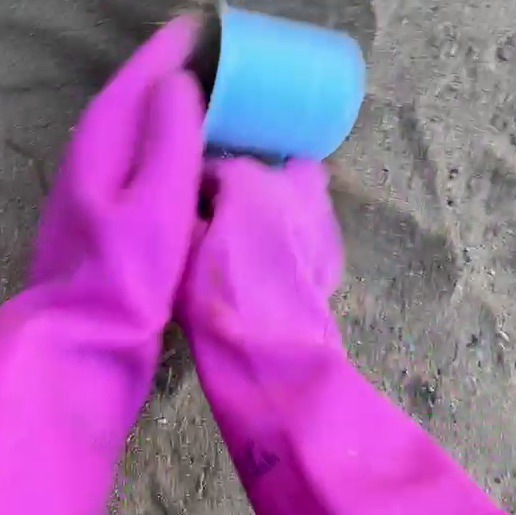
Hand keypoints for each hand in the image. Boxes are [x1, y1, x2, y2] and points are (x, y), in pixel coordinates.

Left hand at [25, 15, 205, 336]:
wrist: (79, 341)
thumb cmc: (123, 274)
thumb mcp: (157, 201)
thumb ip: (169, 137)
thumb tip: (178, 81)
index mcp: (102, 142)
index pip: (138, 76)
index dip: (170, 47)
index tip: (202, 22)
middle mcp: (91, 155)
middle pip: (133, 97)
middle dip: (171, 72)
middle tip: (218, 56)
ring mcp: (92, 187)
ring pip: (136, 130)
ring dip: (169, 109)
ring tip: (213, 96)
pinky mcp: (103, 215)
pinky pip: (140, 161)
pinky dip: (168, 148)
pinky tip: (193, 160)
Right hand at [177, 157, 342, 346]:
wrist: (271, 346)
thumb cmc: (216, 292)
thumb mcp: (181, 248)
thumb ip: (185, 215)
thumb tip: (189, 207)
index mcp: (249, 180)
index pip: (215, 168)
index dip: (196, 188)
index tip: (185, 208)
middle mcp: (292, 188)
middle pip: (267, 173)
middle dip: (249, 187)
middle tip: (226, 216)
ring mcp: (321, 219)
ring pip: (299, 196)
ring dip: (276, 210)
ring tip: (253, 242)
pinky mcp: (334, 253)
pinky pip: (308, 231)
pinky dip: (293, 239)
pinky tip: (276, 266)